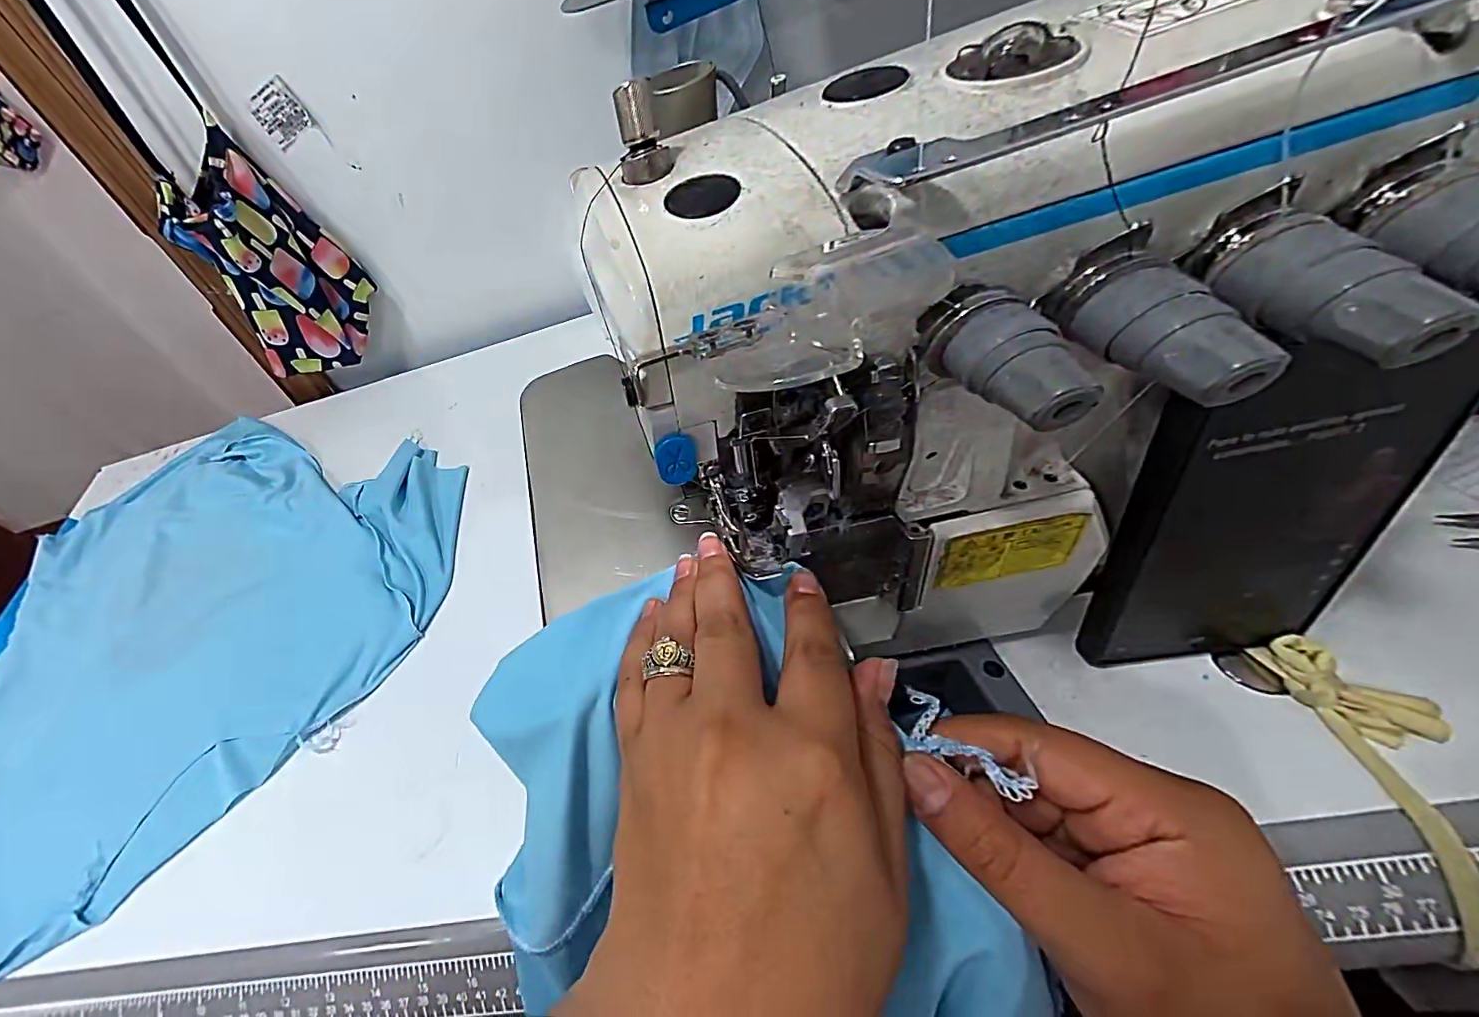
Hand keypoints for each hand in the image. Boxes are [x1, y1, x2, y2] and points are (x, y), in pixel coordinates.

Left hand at [558, 534, 909, 1015]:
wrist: (702, 997)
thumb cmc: (813, 950)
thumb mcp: (883, 867)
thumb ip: (878, 758)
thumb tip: (872, 678)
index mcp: (812, 754)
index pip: (813, 654)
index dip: (808, 611)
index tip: (799, 583)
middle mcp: (737, 727)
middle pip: (730, 629)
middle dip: (725, 579)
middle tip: (716, 547)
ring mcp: (675, 735)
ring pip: (677, 640)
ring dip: (682, 596)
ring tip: (685, 564)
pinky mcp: (635, 754)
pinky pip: (635, 677)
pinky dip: (642, 640)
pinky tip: (649, 618)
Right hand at [901, 715, 1355, 1016]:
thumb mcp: (1097, 940)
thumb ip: (998, 851)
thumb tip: (920, 775)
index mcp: (1171, 809)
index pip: (1036, 744)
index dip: (961, 745)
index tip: (902, 761)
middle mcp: (1153, 810)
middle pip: (1025, 771)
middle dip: (968, 792)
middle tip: (915, 815)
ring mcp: (1134, 837)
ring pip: (1023, 803)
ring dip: (981, 824)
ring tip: (947, 850)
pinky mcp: (1115, 864)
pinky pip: (1036, 835)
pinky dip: (1000, 848)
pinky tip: (980, 867)